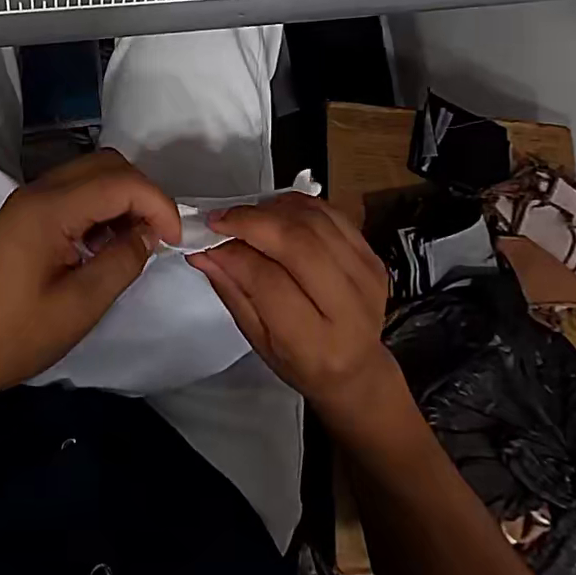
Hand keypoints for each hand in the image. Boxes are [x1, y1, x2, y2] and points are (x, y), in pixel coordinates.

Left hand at [0, 150, 181, 453]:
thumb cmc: (11, 338)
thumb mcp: (78, 306)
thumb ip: (122, 261)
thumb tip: (148, 234)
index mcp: (49, 208)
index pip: (120, 181)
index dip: (158, 204)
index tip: (175, 240)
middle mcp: (36, 192)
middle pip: (105, 164)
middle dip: (141, 193)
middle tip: (156, 237)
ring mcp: (25, 203)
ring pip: (88, 175)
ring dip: (120, 199)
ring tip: (133, 244)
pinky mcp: (21, 218)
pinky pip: (71, 195)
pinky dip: (97, 209)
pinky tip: (102, 246)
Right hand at [188, 192, 400, 426]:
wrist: (357, 369)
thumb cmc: (302, 361)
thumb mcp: (258, 339)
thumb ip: (231, 291)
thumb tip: (203, 251)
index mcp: (315, 343)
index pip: (269, 282)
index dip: (234, 253)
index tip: (207, 239)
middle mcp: (349, 308)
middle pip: (298, 244)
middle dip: (252, 221)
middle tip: (220, 218)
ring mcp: (366, 277)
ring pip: (314, 222)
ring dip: (272, 209)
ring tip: (245, 215)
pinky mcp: (372, 257)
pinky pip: (331, 214)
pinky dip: (297, 205)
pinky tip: (275, 211)